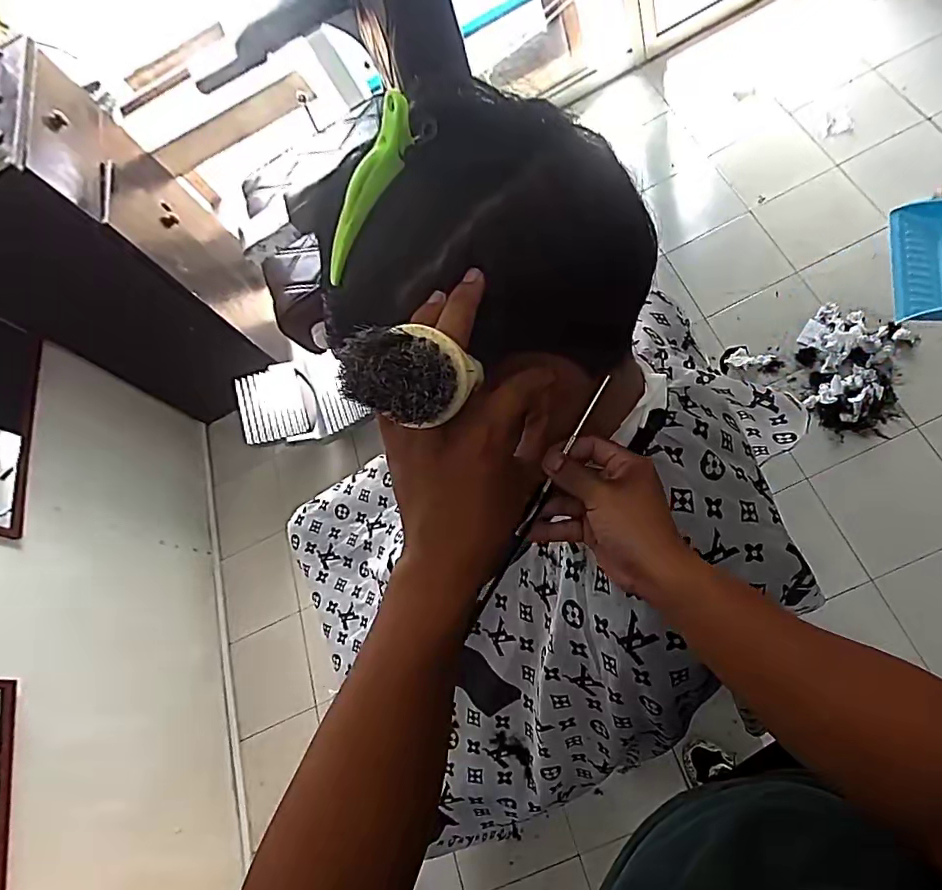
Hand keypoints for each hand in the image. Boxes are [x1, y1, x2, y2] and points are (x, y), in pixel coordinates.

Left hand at [378, 270, 555, 590]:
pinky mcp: (393, 431)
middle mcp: (441, 420)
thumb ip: (532, 437)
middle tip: (470, 283)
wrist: (440, 554)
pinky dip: (401, 354)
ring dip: (424, 322)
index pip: (514, 386)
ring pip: (411, 358)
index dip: (536, 377)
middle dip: (461, 311)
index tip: (549, 377)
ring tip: (438, 297)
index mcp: (482, 435)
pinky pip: (393, 379)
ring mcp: (410, 423)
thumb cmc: (484, 525)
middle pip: (447, 350)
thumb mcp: (523, 481)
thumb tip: (537, 408)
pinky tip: (411, 340)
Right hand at [527, 436, 696, 597]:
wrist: (652, 570)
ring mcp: (607, 508)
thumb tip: (553, 459)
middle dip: (555, 481)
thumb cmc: (641, 530)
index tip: (545, 458)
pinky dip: (554, 526)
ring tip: (527, 509)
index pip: (593, 447)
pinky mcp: (598, 530)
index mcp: (628, 467)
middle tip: (530, 484)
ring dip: (549, 506)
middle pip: (579, 475)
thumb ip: (574, 476)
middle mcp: (618, 485)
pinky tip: (533, 529)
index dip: (569, 450)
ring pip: (572, 501)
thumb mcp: (602, 496)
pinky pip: (571, 523)